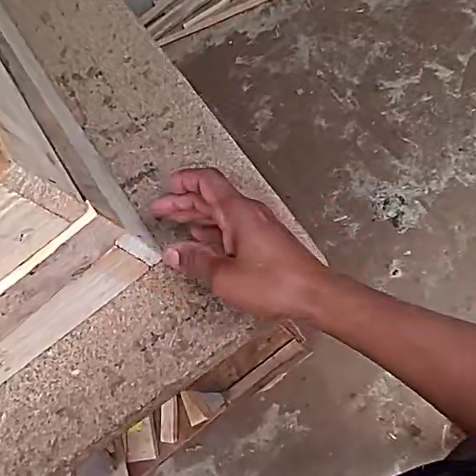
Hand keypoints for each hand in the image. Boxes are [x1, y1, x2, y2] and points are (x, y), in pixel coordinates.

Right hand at [152, 168, 334, 319]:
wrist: (314, 294)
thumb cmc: (277, 283)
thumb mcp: (225, 276)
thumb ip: (196, 262)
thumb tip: (174, 254)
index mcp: (239, 212)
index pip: (207, 181)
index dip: (184, 181)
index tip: (167, 188)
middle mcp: (250, 214)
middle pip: (212, 197)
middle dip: (184, 201)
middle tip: (161, 209)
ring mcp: (260, 227)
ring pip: (222, 214)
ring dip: (198, 217)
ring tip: (177, 224)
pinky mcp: (266, 242)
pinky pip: (234, 229)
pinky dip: (215, 232)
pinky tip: (204, 243)